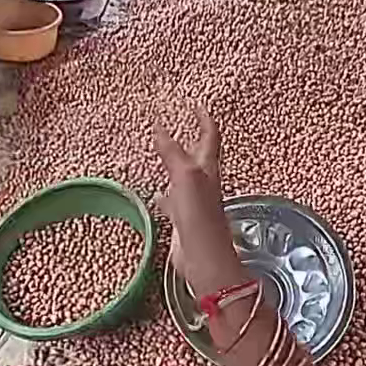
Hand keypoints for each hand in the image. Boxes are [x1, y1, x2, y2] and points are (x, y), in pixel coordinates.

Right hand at [154, 103, 247, 297]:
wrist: (203, 260)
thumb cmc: (200, 218)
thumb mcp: (185, 178)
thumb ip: (172, 153)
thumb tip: (160, 127)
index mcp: (208, 170)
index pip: (209, 137)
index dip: (203, 120)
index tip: (194, 105)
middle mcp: (203, 184)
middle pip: (197, 156)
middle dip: (189, 140)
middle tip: (176, 126)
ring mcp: (194, 203)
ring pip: (183, 178)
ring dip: (174, 165)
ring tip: (160, 154)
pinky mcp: (183, 221)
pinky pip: (172, 201)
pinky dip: (164, 194)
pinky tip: (156, 194)